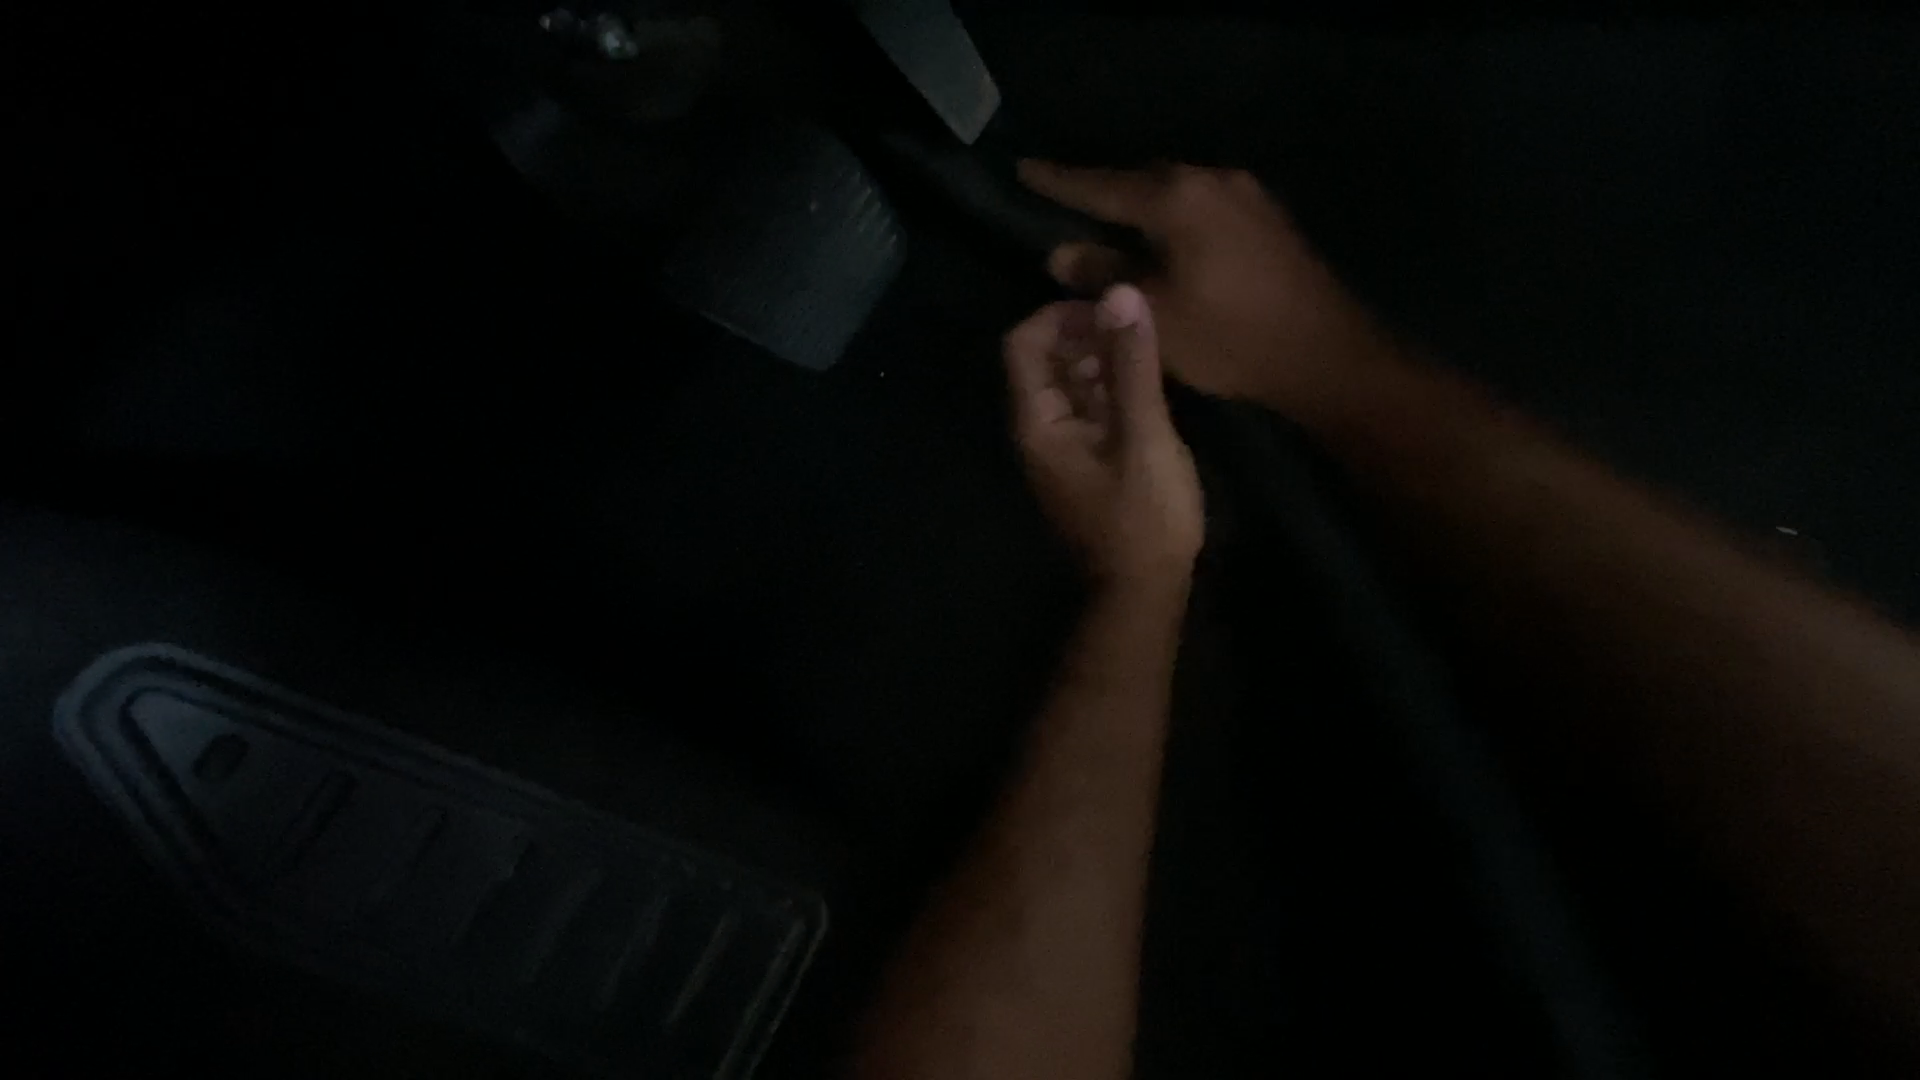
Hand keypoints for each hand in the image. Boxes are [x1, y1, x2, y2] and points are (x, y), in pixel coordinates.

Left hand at [1005, 285, 1203, 587]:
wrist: (1143, 588)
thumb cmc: (1144, 519)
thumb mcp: (1144, 437)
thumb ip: (1133, 366)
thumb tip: (1121, 292)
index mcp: (1038, 423)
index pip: (1024, 344)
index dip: (1061, 315)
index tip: (1110, 309)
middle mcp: (1040, 429)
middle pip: (1046, 359)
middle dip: (1086, 333)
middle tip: (1138, 325)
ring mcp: (1063, 444)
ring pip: (1071, 381)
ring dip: (1102, 357)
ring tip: (1149, 347)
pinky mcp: (1087, 457)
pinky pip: (1091, 406)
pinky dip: (1112, 385)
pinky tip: (1147, 379)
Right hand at [1019, 161, 1396, 415]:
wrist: (1324, 355)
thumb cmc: (1229, 338)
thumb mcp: (1154, 314)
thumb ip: (1104, 276)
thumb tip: (1060, 253)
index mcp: (1179, 200)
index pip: (1103, 185)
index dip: (1059, 182)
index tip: (1024, 169)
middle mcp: (1213, 181)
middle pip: (1141, 180)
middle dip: (1100, 191)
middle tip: (1062, 201)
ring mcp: (1245, 196)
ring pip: (1173, 193)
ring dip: (1136, 207)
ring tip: (1104, 223)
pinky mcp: (1263, 218)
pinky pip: (1199, 206)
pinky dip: (1168, 219)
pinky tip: (1157, 240)